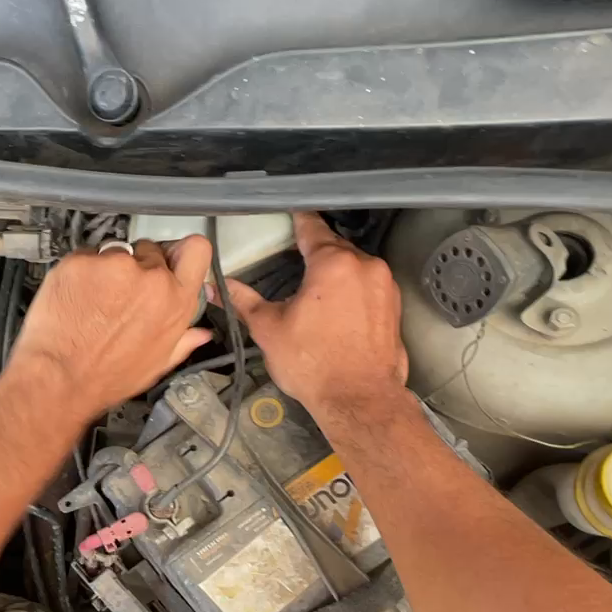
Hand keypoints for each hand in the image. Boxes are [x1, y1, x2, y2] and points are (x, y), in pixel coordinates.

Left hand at [8, 237, 213, 417]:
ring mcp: (116, 266)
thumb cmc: (104, 377)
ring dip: (107, 270)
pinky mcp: (83, 261)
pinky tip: (76, 299)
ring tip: (93, 302)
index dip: (179, 252)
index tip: (168, 258)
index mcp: (175, 302)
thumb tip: (198, 334)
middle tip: (118, 295)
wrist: (59, 378)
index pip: (196, 249)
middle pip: (150, 251)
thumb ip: (182, 342)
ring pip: (116, 252)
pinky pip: (85, 256)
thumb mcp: (155, 366)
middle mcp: (150, 279)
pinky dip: (80, 272)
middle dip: (137, 267)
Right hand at [224, 212, 407, 413]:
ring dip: (332, 273)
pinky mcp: (393, 306)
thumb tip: (218, 287)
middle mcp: (365, 266)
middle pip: (334, 247)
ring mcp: (383, 286)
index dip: (298, 219)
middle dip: (314, 253)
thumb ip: (243, 301)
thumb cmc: (314, 364)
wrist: (357, 398)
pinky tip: (332, 310)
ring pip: (353, 267)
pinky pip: (367, 286)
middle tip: (292, 260)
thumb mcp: (268, 330)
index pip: (312, 228)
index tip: (292, 213)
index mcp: (332, 264)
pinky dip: (349, 290)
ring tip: (311, 292)